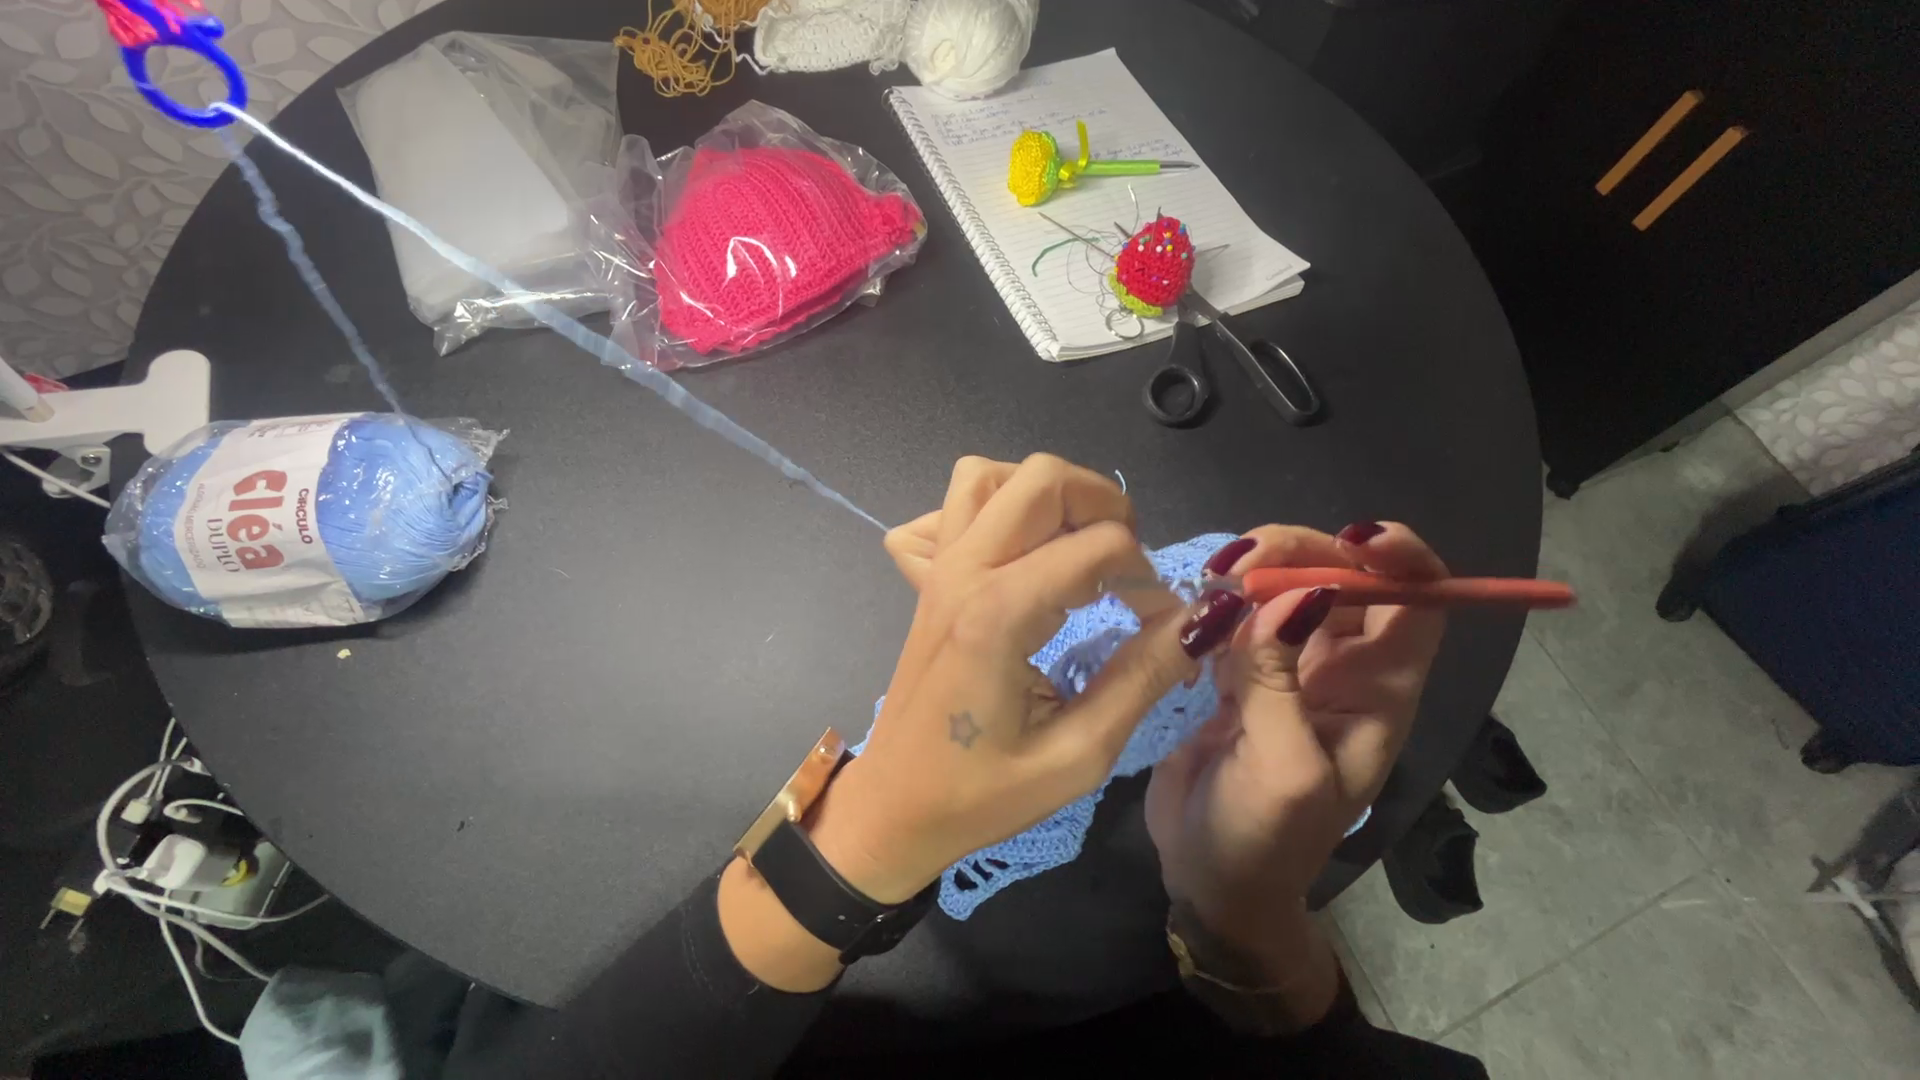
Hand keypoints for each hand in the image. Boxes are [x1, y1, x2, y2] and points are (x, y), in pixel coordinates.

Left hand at [811, 455, 1245, 903]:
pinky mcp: (927, 579)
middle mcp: (964, 571)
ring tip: (1076, 545)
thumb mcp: (1077, 754)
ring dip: (1047, 495)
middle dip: (1104, 505)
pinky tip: (1018, 552)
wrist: (894, 807)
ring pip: (989, 475)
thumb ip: (1142, 677)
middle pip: (1042, 478)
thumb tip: (1201, 620)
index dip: (1149, 577)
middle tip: (1126, 564)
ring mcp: (938, 569)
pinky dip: (993, 507)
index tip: (1163, 621)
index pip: (1099, 545)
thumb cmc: (981, 794)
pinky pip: (952, 507)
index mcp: (999, 613)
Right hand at [1145, 523, 1446, 954]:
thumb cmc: (1264, 837)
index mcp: (1378, 693)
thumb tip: (1289, 594)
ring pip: (1286, 587)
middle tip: (1241, 562)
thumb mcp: (1282, 766)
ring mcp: (1287, 666)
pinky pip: (1238, 615)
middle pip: (1342, 578)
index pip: (1416, 606)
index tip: (1354, 538)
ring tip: (1211, 583)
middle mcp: (1341, 669)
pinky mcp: (1239, 671)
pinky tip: (1195, 607)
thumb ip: (1281, 680)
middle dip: (1302, 552)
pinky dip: (1219, 600)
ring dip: (1255, 570)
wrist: (1209, 874)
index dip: (1402, 561)